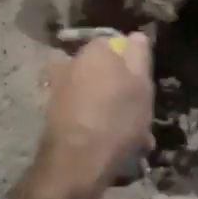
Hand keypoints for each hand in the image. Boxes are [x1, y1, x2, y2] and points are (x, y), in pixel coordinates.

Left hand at [37, 33, 154, 194]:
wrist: (77, 163)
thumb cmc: (117, 118)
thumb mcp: (142, 84)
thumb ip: (139, 55)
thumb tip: (135, 35)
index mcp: (94, 50)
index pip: (117, 44)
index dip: (133, 64)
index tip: (144, 85)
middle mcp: (71, 62)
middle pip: (104, 70)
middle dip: (121, 89)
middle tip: (140, 114)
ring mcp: (59, 88)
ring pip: (95, 94)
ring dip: (111, 109)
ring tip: (131, 136)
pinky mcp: (53, 113)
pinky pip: (83, 112)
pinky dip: (96, 123)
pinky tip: (112, 144)